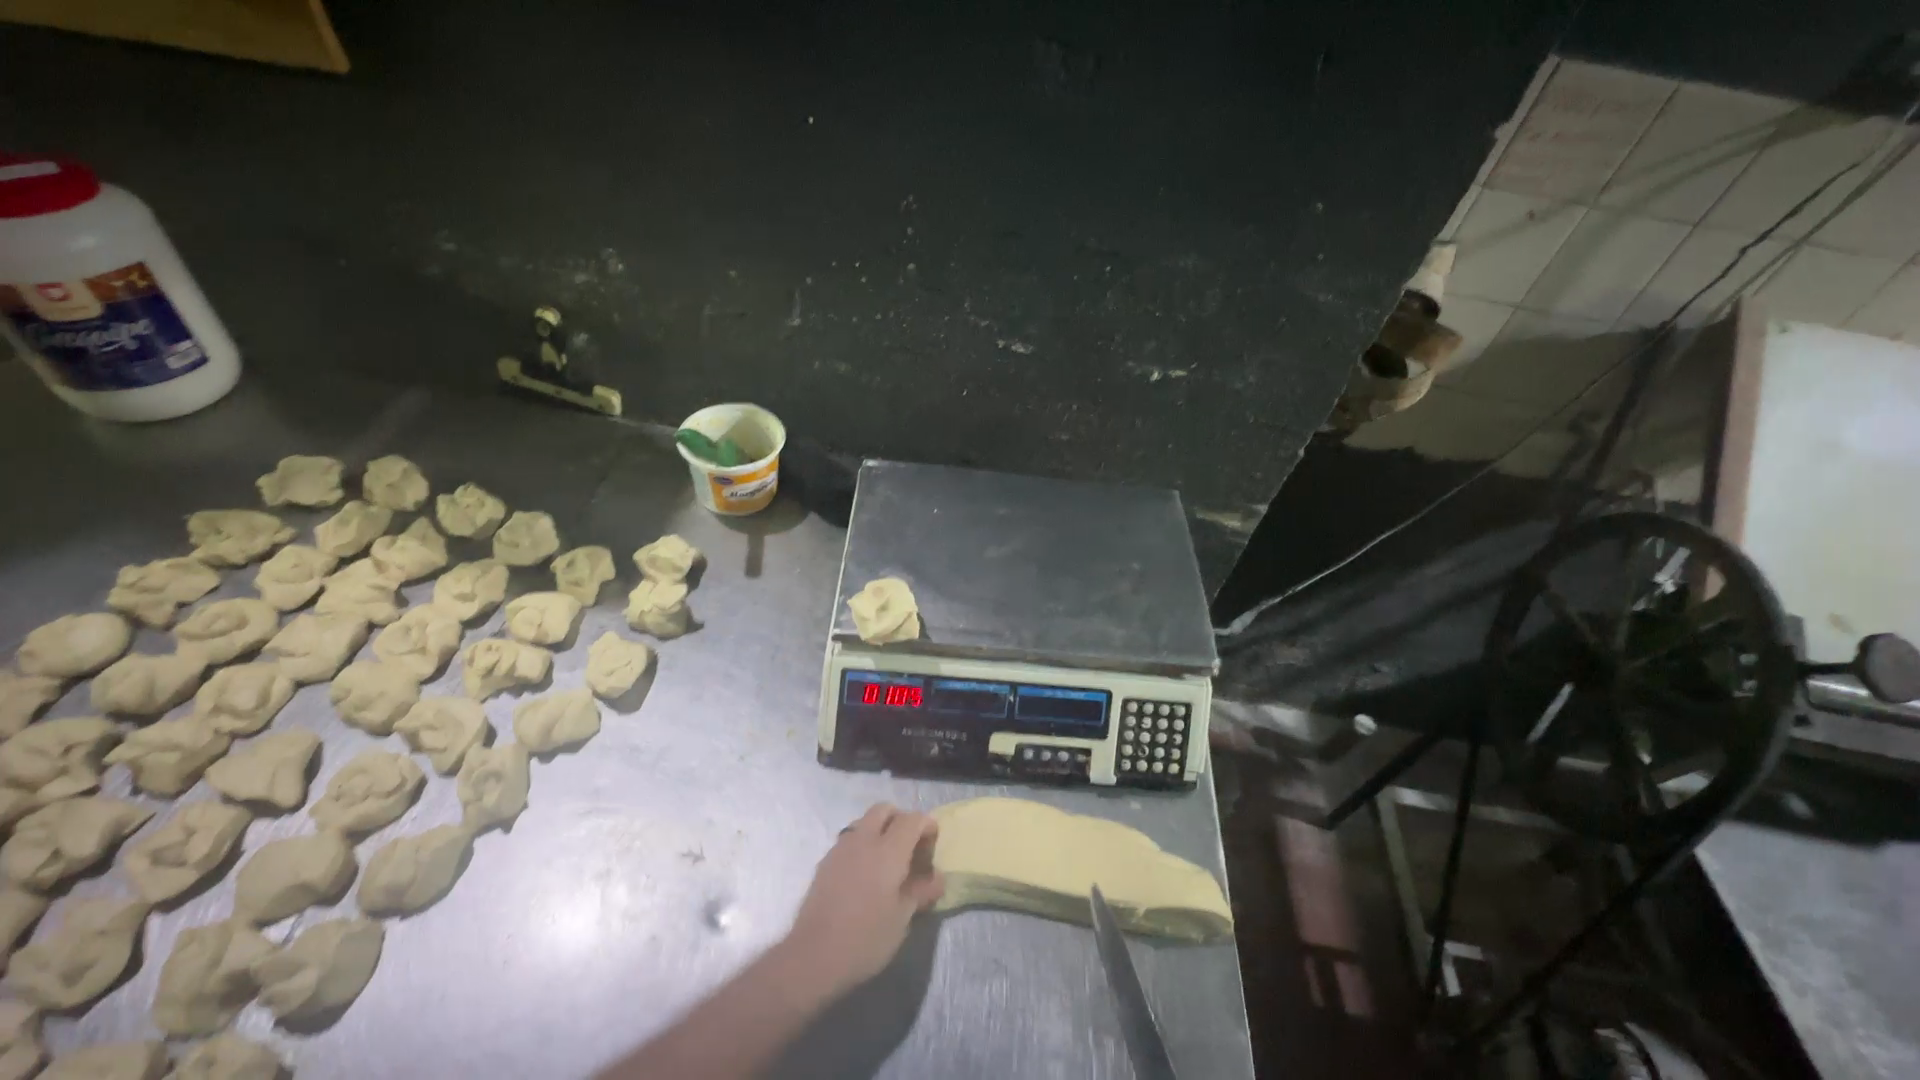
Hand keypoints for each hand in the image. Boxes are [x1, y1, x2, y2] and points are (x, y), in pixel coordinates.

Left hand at [782, 803, 944, 995]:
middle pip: (884, 810)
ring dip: (879, 831)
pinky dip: (862, 846)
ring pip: (863, 822)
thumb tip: (936, 879)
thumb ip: (920, 892)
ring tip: (888, 863)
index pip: (912, 819)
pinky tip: (865, 876)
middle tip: (910, 847)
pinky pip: (849, 841)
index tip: (933, 845)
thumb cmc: (866, 938)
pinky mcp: (825, 863)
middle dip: (901, 820)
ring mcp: (840, 849)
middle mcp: (863, 840)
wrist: (814, 955)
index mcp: (888, 851)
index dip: (926, 826)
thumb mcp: (902, 918)